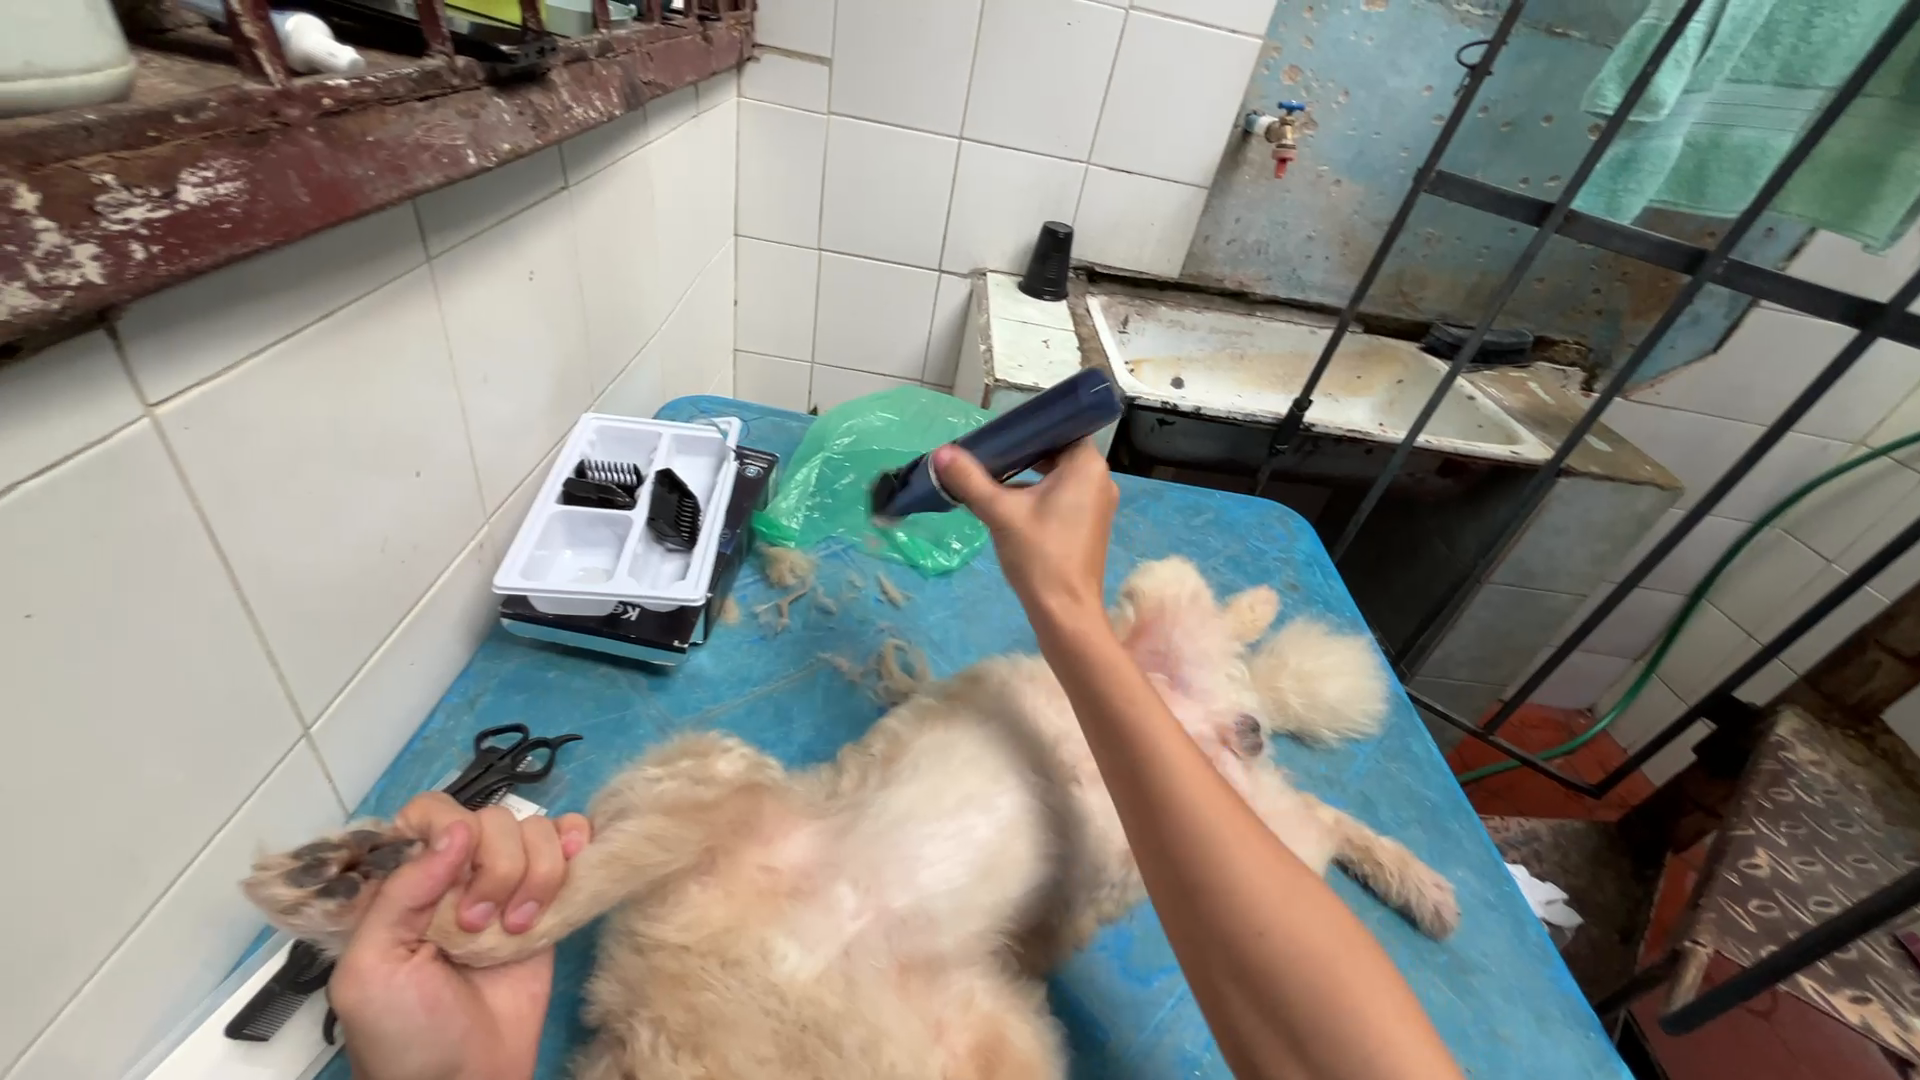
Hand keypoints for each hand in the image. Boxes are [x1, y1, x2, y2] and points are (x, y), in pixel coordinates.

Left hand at [329, 794, 591, 1079]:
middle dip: (496, 867)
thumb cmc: (407, 1033)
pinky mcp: (554, 891)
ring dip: (537, 873)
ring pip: (537, 828)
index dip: (448, 827)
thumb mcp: (370, 972)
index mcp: (407, 882)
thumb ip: (399, 896)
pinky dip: (578, 846)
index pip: (430, 813)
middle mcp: (460, 871)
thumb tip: (456, 829)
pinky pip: (573, 837)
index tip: (455, 868)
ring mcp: (511, 878)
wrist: (472, 1075)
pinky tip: (570, 878)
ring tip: (518, 926)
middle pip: (492, 817)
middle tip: (480, 923)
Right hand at [932, 439, 1118, 623]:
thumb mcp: (999, 512)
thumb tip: (941, 453)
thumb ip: (970, 479)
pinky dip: (1039, 497)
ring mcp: (1098, 504)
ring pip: (1057, 477)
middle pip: (1055, 453)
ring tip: (991, 480)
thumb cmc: (1039, 554)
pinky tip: (1009, 506)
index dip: (1027, 430)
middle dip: (1021, 456)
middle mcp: (1100, 479)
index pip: (1058, 429)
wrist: (1065, 611)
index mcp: (1087, 465)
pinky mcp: (1090, 525)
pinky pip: (1063, 497)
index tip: (996, 436)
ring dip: (1027, 478)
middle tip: (987, 457)